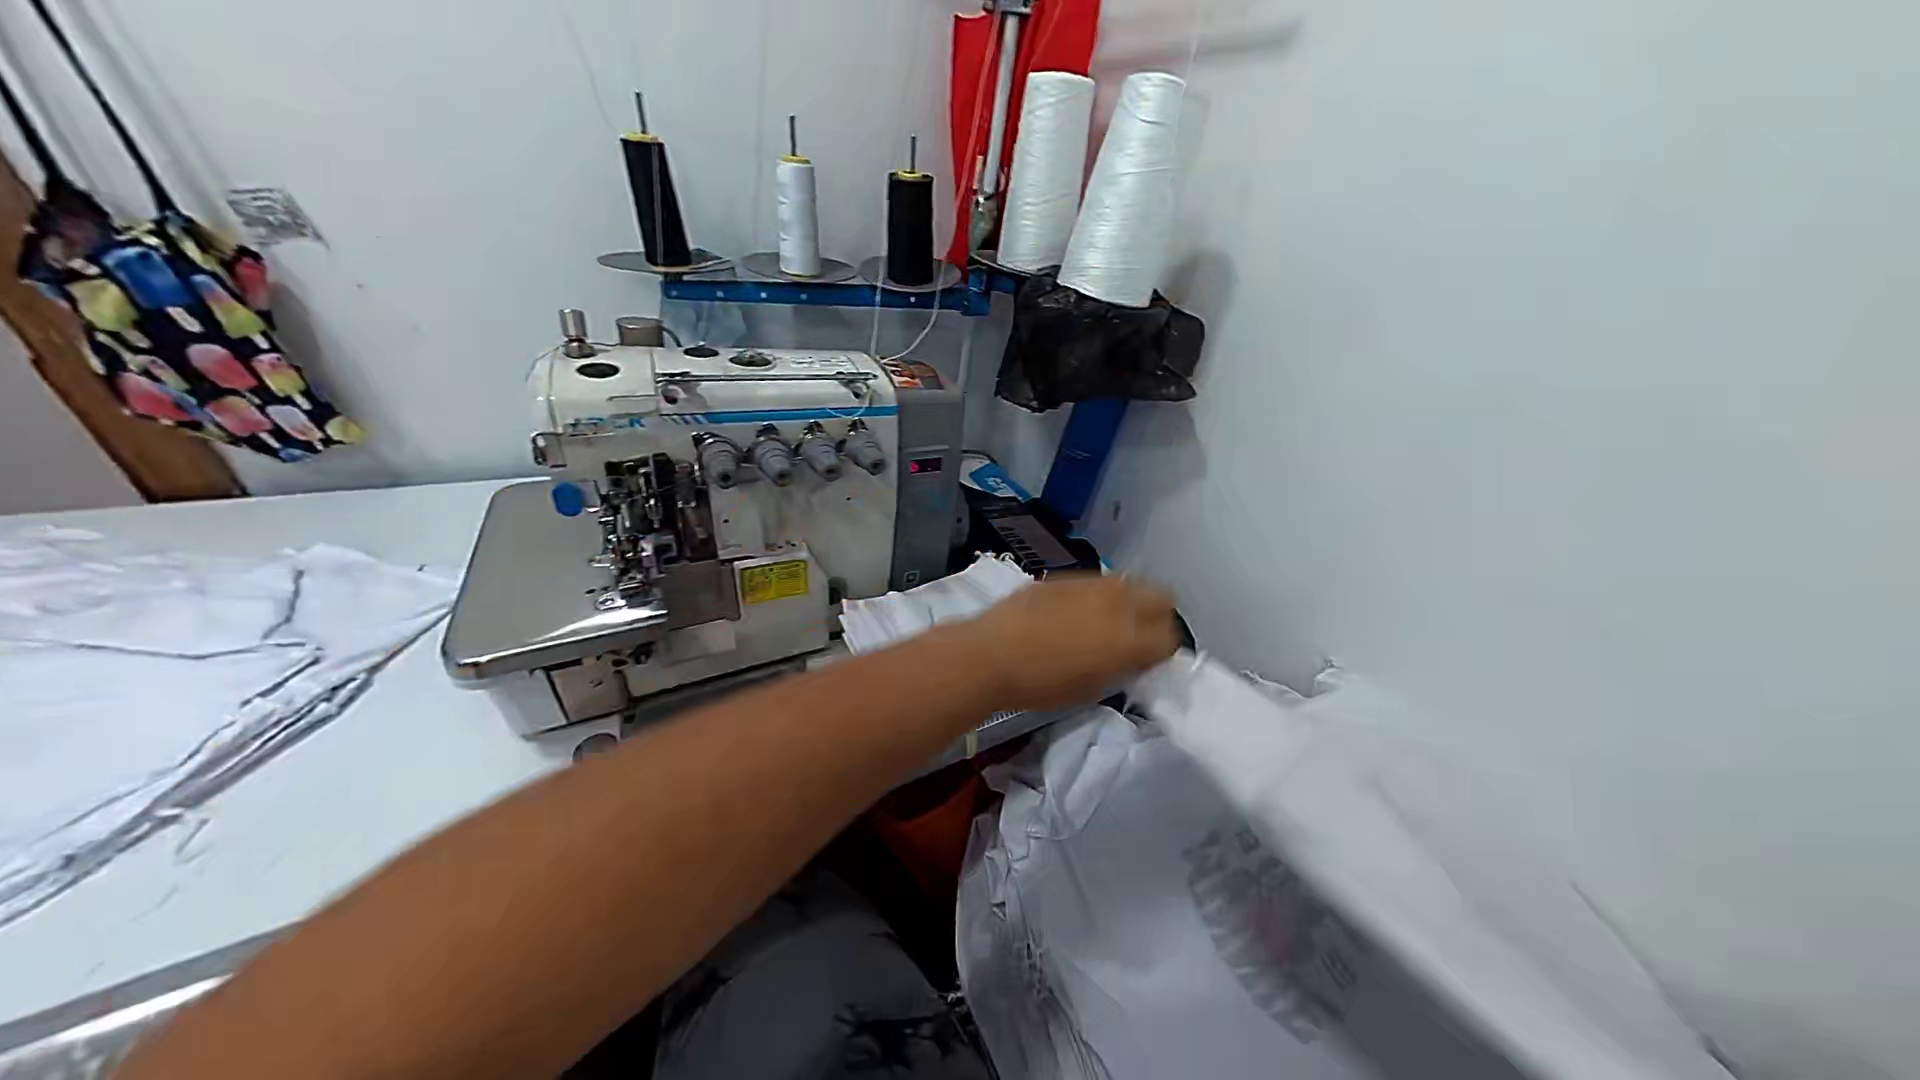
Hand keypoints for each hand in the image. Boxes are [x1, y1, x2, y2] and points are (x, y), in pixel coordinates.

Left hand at [945, 573, 1179, 711]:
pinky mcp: (1064, 576)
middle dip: (1157, 615)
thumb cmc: (1039, 684)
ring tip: (1108, 620)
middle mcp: (1117, 603)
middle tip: (1138, 635)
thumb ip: (1121, 668)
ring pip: (1130, 582)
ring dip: (1129, 600)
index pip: (1170, 637)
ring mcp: (1090, 584)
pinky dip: (1098, 595)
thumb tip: (1132, 659)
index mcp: (1129, 639)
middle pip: (1161, 597)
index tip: (1149, 660)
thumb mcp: (1091, 687)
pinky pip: (1096, 581)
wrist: (989, 654)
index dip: (1162, 650)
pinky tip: (1077, 611)